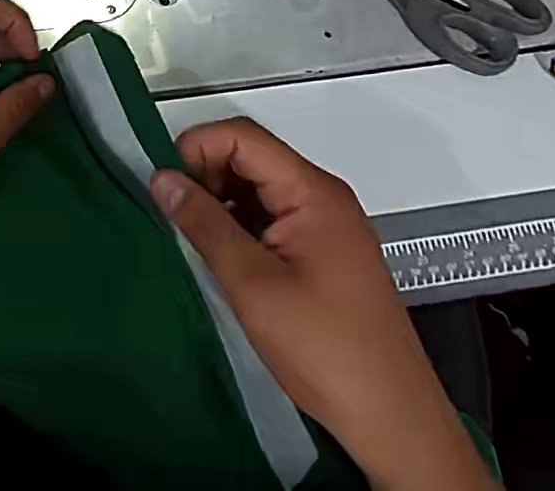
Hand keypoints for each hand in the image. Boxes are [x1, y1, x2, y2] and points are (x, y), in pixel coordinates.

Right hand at [150, 118, 492, 488]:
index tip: (164, 181)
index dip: (197, 147)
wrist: (391, 417)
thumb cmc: (326, 350)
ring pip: (256, 184)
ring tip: (194, 237)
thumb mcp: (252, 283)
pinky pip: (268, 212)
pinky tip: (221, 253)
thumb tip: (163, 180)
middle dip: (205, 173)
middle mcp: (320, 194)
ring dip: (219, 199)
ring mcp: (322, 220)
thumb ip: (204, 224)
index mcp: (312, 191)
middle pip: (250, 155)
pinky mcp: (319, 245)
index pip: (243, 137)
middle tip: (175, 212)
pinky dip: (238, 222)